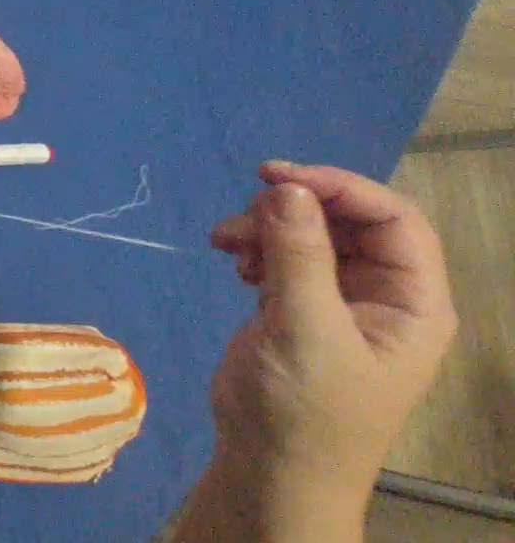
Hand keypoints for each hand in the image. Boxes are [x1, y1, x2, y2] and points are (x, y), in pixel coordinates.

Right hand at [207, 162, 457, 494]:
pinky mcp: (297, 305)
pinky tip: (233, 263)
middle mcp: (383, 295)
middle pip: (347, 221)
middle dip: (290, 209)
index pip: (394, 220)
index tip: (271, 177)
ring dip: (263, 226)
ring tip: (225, 245)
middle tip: (238, 220)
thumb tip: (285, 188)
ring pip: (308, 233)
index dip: (338, 188)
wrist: (273, 461)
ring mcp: (338, 300)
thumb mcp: (304, 328)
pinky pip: (283, 254)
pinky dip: (255, 246)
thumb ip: (298, 256)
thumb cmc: (305, 404)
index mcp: (413, 303)